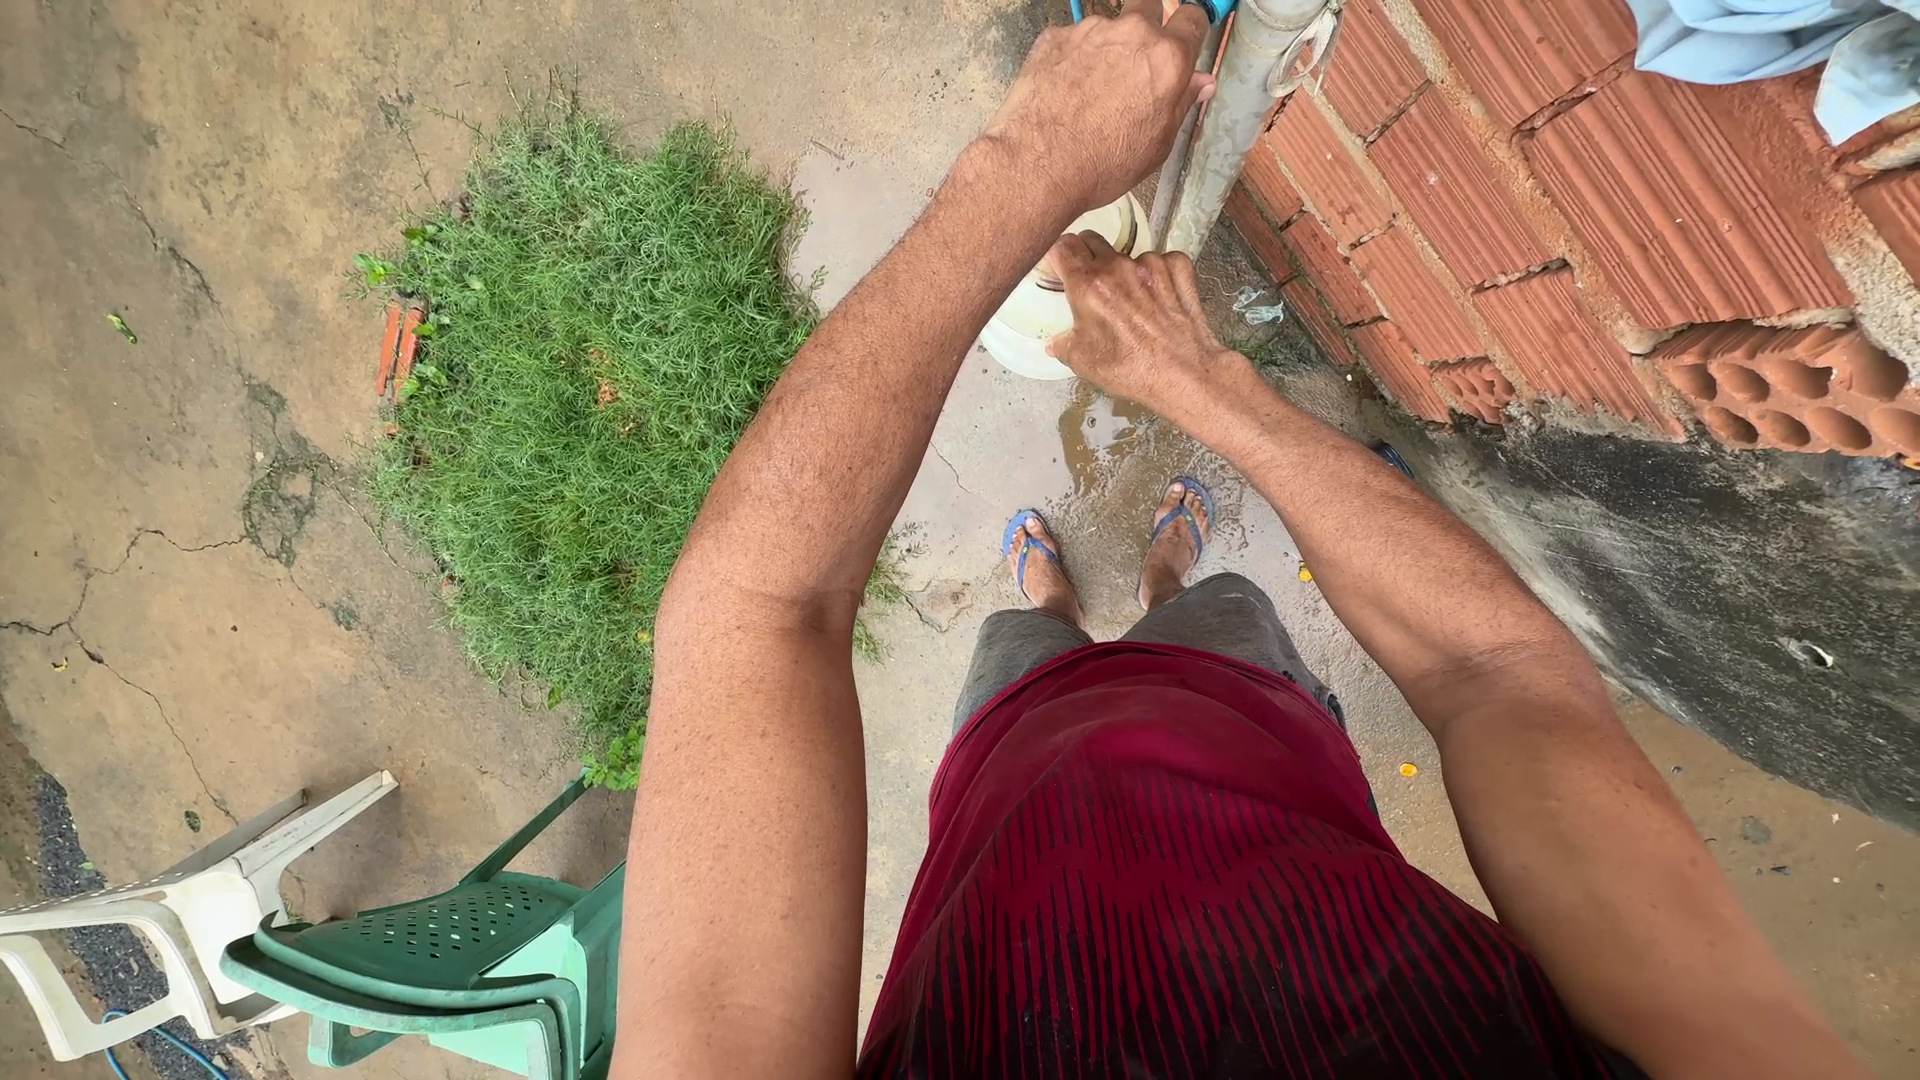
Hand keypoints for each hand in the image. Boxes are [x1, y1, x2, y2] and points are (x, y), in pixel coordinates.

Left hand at [981, 0, 1214, 211]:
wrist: (1038, 167)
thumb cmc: (1100, 167)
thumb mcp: (1155, 148)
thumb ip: (1180, 105)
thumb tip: (1200, 82)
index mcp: (1167, 59)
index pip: (1193, 19)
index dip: (1187, 35)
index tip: (1179, 48)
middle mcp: (1132, 33)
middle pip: (1149, 8)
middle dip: (1145, 31)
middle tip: (1131, 69)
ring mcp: (1090, 30)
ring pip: (1106, 27)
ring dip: (1104, 50)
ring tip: (1088, 93)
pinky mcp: (1054, 37)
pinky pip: (1070, 41)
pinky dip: (1070, 61)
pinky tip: (1062, 94)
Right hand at [1045, 231, 1252, 420]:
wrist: (1184, 374)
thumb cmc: (1130, 371)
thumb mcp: (1082, 363)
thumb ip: (1063, 344)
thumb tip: (1056, 342)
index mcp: (1089, 286)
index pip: (1062, 247)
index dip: (1057, 256)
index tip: (1059, 269)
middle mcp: (1119, 267)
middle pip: (1092, 241)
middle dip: (1085, 257)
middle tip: (1089, 282)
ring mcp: (1152, 263)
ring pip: (1127, 254)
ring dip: (1123, 270)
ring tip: (1129, 300)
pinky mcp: (1178, 267)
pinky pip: (1160, 259)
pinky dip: (1155, 273)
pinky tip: (1156, 296)